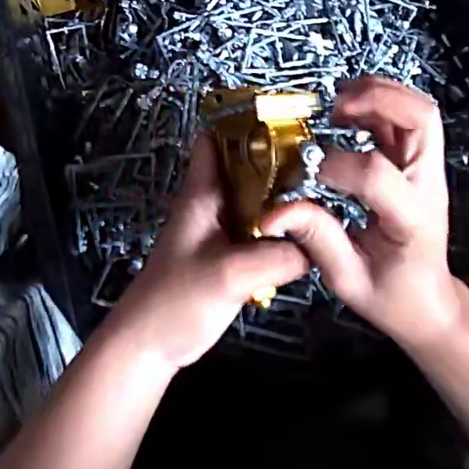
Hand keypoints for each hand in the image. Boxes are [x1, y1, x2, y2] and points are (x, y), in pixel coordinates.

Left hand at [101, 136, 309, 371]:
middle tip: (317, 164)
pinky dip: (276, 228)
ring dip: (279, 198)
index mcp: (201, 194)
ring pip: (253, 200)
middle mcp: (210, 204)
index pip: (215, 140)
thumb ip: (275, 258)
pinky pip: (256, 230)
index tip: (285, 121)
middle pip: (244, 167)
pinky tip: (302, 236)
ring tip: (319, 196)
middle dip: (276, 161)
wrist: (149, 346)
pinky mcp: (225, 256)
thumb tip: (313, 248)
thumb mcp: (230, 275)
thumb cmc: (177, 300)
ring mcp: (217, 230)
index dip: (244, 124)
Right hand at [259, 76, 462, 349]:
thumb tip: (276, 212)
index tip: (310, 173)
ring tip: (337, 104)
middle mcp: (428, 184)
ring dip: (378, 95)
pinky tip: (346, 114)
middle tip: (335, 108)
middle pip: (420, 118)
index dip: (338, 167)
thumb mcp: (349, 279)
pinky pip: (407, 116)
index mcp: (411, 219)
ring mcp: (428, 169)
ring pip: (418, 109)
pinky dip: (377, 103)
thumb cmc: (393, 296)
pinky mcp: (419, 162)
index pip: (379, 175)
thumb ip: (316, 239)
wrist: (429, 303)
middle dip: (377, 100)